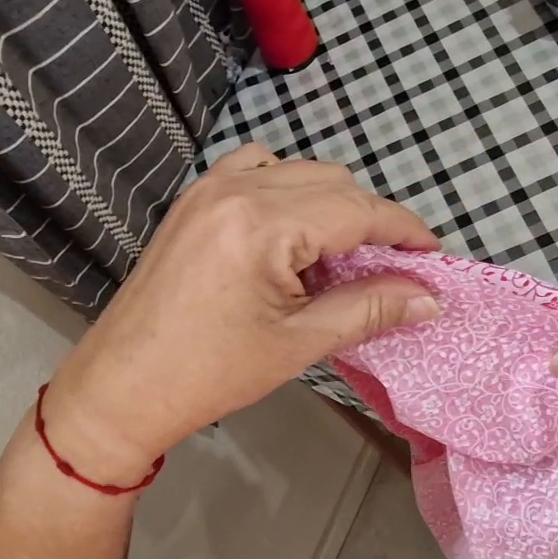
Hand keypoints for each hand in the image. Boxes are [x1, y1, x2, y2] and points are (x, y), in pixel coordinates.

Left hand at [38, 144, 440, 484]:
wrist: (123, 387)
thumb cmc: (209, 374)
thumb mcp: (298, 343)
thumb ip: (369, 309)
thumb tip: (428, 297)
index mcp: (261, 223)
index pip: (357, 210)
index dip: (405, 230)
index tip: (434, 257)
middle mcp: (235, 189)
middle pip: (332, 183)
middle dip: (371, 222)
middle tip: (390, 271)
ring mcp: (208, 188)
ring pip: (297, 171)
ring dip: (331, 205)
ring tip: (339, 258)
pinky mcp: (193, 200)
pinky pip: (257, 172)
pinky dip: (289, 193)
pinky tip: (291, 236)